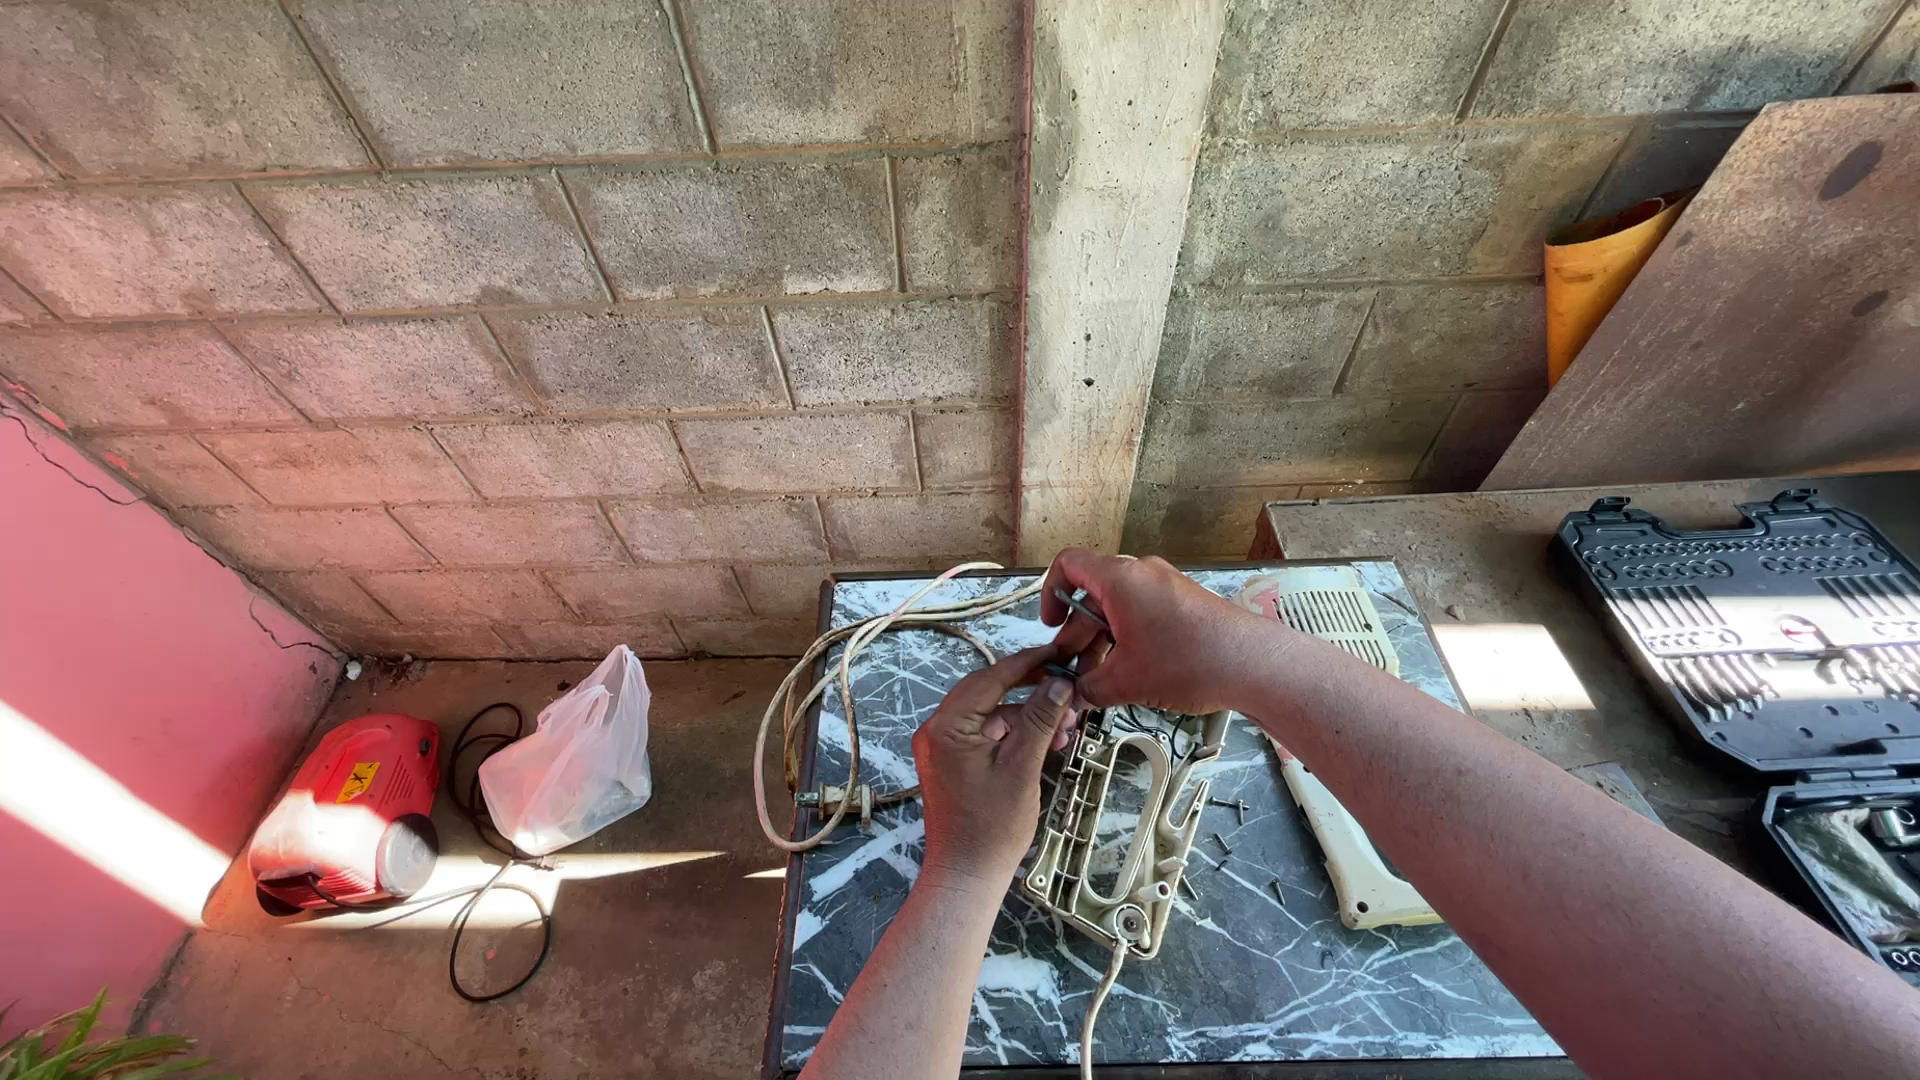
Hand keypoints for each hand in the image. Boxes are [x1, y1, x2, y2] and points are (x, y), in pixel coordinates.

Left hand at [911, 645, 1076, 892]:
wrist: (966, 876)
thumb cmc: (991, 828)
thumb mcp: (1022, 768)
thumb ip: (1039, 720)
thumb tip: (1059, 683)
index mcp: (946, 727)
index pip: (989, 679)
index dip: (1025, 664)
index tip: (1054, 653)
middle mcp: (936, 730)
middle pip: (987, 692)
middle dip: (1029, 691)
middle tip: (1064, 686)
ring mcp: (942, 746)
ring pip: (990, 714)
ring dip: (1026, 717)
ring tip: (1065, 725)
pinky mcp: (951, 760)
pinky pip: (984, 734)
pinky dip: (1013, 735)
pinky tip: (1046, 742)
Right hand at [1041, 549, 1294, 713]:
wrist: (1255, 665)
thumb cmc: (1191, 661)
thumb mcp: (1126, 681)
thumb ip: (1089, 687)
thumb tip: (1075, 696)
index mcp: (1119, 579)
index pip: (1068, 564)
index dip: (1050, 593)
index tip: (1051, 624)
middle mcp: (1141, 574)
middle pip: (1092, 594)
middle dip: (1077, 634)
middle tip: (1072, 670)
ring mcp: (1165, 587)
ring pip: (1117, 608)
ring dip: (1102, 642)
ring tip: (1101, 682)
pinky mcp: (1183, 603)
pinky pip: (1142, 613)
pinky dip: (1127, 639)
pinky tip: (1130, 675)